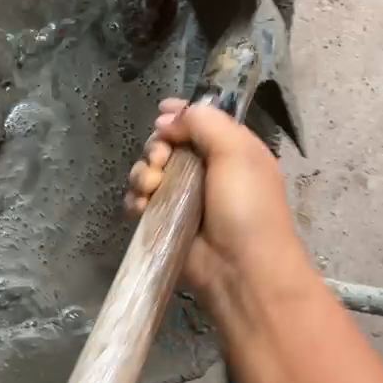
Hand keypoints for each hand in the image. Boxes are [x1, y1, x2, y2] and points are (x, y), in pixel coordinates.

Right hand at [124, 100, 318, 315]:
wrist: (240, 268)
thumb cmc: (247, 206)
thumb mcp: (237, 152)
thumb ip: (204, 123)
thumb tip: (168, 118)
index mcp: (229, 150)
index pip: (197, 121)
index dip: (177, 115)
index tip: (161, 115)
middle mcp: (204, 170)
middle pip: (165, 144)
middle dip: (156, 147)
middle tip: (161, 160)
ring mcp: (181, 197)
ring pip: (147, 171)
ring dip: (143, 174)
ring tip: (151, 188)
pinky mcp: (163, 220)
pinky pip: (138, 200)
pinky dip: (135, 200)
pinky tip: (142, 207)